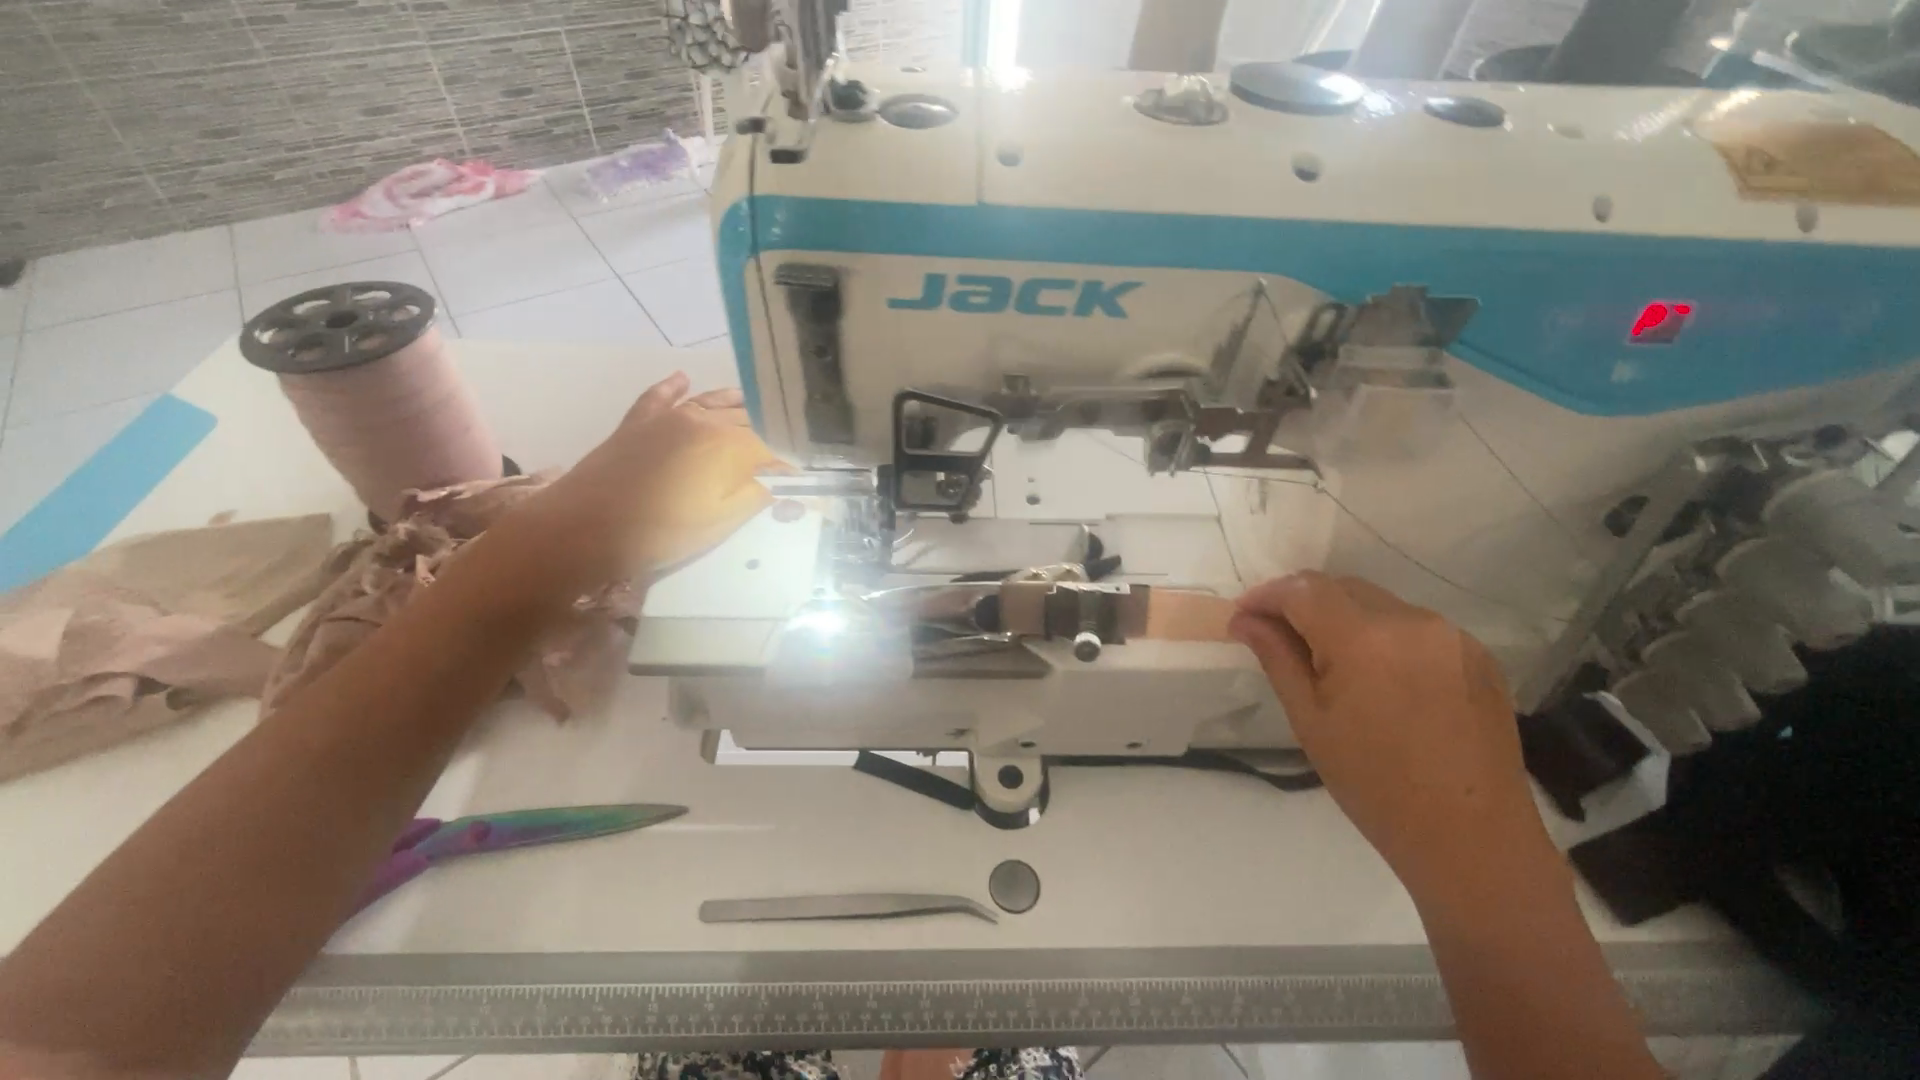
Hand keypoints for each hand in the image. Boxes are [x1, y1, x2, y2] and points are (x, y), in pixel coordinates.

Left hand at [510, 373, 779, 590]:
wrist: (583, 529)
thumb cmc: (659, 533)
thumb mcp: (720, 523)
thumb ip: (757, 498)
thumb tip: (783, 486)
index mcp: (729, 445)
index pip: (775, 447)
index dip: (793, 463)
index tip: (806, 478)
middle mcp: (703, 420)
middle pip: (748, 421)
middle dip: (772, 434)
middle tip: (787, 448)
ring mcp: (667, 417)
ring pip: (712, 401)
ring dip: (737, 404)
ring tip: (756, 407)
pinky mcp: (637, 423)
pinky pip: (661, 396)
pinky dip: (675, 387)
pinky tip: (683, 378)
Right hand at [1228, 573, 1548, 894]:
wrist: (1471, 838)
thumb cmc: (1374, 786)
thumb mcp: (1310, 722)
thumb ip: (1277, 658)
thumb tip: (1244, 620)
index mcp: (1365, 639)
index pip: (1304, 589)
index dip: (1267, 595)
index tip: (1243, 616)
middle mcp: (1413, 622)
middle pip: (1344, 589)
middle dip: (1304, 604)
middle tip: (1277, 637)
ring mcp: (1453, 636)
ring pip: (1382, 605)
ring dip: (1346, 620)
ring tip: (1329, 662)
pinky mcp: (1480, 655)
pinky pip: (1417, 628)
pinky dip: (1386, 638)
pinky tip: (1380, 679)